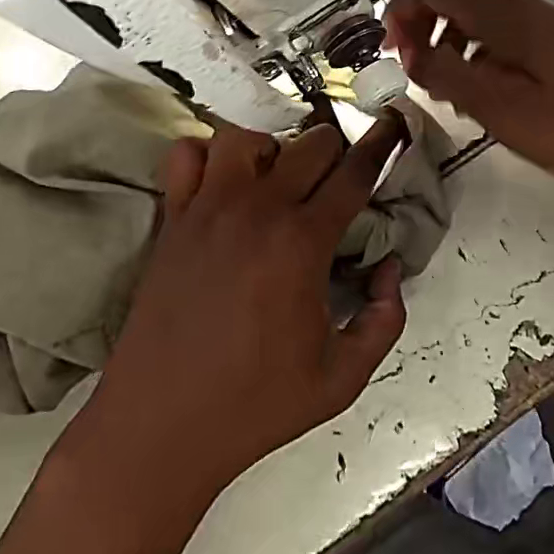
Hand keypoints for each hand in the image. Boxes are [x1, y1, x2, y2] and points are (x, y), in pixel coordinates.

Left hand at [90, 121, 408, 487]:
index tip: (393, 125)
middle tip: (339, 180)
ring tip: (279, 180)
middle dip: (336, 151)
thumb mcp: (344, 377)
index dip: (381, 143)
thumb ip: (385, 319)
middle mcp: (258, 211)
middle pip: (310, 143)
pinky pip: (187, 157)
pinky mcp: (173, 220)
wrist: (160, 428)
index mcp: (303, 242)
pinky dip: (208, 157)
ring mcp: (209, 209)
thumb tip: (389, 268)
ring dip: (273, 149)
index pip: (354, 173)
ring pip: (247, 137)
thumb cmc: (256, 404)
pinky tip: (223, 184)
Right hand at [384, 0, 553, 179]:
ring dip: (444, 45)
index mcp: (499, 12)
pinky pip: (493, 34)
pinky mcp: (546, 39)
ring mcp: (533, 20)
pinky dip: (472, 54)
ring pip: (469, 17)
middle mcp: (515, 4)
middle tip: (413, 74)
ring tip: (444, 91)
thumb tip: (408, 54)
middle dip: (419, 29)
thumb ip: (444, 73)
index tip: (390, 53)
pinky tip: (478, 93)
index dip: (399, 11)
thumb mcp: (495, 105)